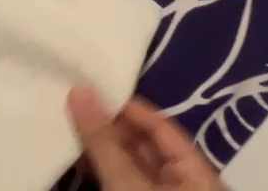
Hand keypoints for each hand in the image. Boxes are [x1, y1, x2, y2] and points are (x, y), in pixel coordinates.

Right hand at [68, 87, 222, 190]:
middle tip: (72, 106)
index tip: (88, 89)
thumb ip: (104, 140)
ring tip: (68, 126)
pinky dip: (104, 169)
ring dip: (103, 148)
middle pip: (144, 143)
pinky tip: (78, 158)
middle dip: (109, 126)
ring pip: (131, 164)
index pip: (160, 125)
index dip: (125, 106)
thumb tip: (78, 87)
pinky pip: (125, 181)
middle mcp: (186, 183)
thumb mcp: (128, 184)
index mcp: (199, 173)